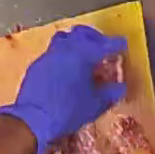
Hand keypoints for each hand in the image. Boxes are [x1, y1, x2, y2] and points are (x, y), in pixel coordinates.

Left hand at [0, 25, 127, 153]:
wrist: (32, 120)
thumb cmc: (67, 111)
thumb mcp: (94, 105)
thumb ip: (109, 94)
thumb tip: (119, 88)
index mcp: (83, 54)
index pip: (104, 44)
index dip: (116, 44)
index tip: (122, 45)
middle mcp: (64, 49)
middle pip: (81, 33)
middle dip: (95, 37)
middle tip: (103, 45)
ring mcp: (48, 56)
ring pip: (64, 39)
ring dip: (76, 43)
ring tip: (84, 55)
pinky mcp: (36, 66)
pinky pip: (53, 53)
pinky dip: (63, 56)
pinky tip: (66, 69)